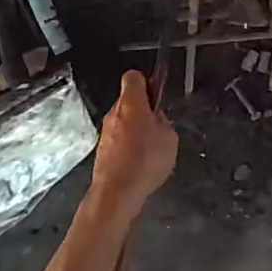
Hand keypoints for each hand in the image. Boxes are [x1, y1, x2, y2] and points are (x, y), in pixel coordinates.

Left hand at [89, 70, 176, 222]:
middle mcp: (114, 114)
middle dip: (143, 108)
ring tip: (151, 146)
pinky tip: (139, 161)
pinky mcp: (102, 150)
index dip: (147, 81)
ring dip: (135, 127)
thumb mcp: (170, 137)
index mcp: (131, 103)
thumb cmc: (145, 161)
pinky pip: (118, 139)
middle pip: (128, 100)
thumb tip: (157, 119)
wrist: (116, 193)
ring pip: (122, 120)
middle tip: (158, 123)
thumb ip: (164, 122)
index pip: (133, 77)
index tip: (157, 91)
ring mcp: (105, 132)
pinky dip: (128, 144)